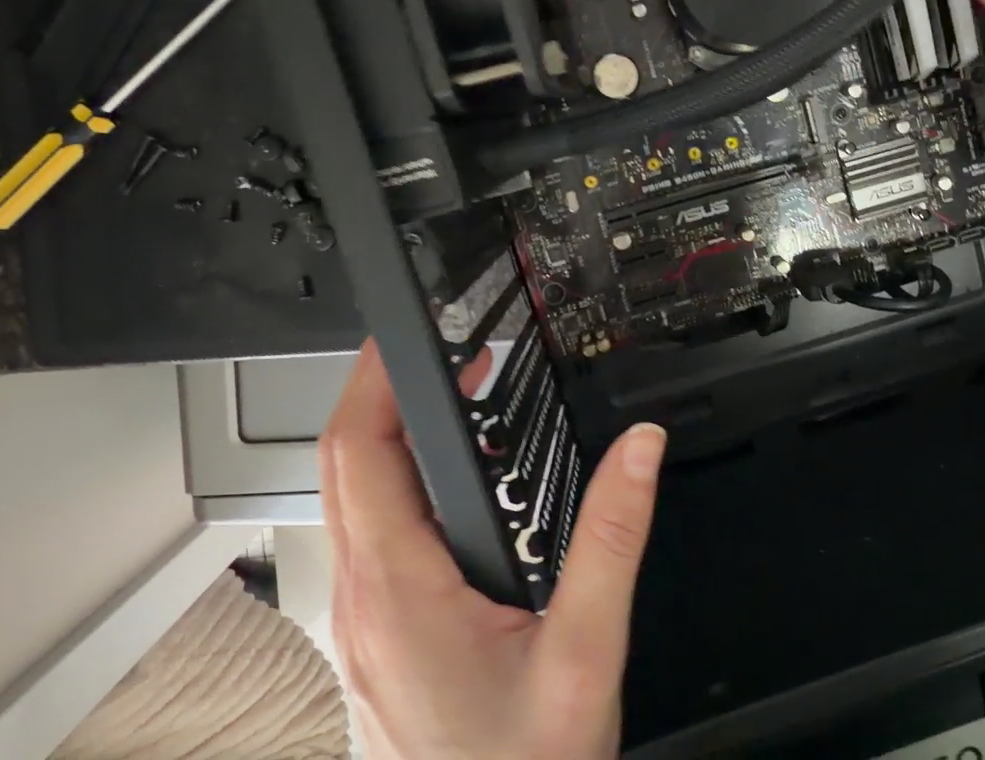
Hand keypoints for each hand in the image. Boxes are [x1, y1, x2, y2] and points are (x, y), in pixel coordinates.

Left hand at [320, 339, 666, 759]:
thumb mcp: (585, 651)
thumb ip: (613, 539)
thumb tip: (639, 450)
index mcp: (400, 591)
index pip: (360, 451)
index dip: (374, 378)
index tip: (408, 333)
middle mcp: (363, 600)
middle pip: (345, 463)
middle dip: (381, 390)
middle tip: (441, 349)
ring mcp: (362, 621)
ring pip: (351, 499)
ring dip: (391, 434)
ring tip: (454, 396)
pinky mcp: (378, 634)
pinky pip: (370, 534)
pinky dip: (399, 481)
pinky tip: (452, 483)